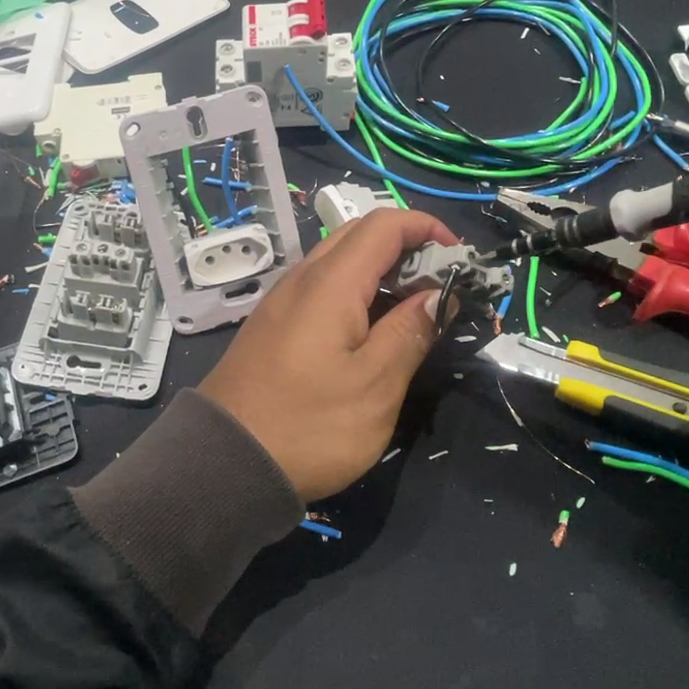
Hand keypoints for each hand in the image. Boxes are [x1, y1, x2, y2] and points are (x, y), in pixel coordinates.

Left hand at [200, 209, 458, 500]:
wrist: (226, 462)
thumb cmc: (309, 425)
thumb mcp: (375, 386)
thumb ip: (410, 332)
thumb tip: (440, 294)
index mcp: (330, 282)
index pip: (384, 225)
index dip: (427, 228)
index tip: (461, 259)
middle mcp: (302, 279)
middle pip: (359, 235)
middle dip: (407, 246)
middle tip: (442, 285)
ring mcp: (283, 302)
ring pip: (338, 262)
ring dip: (381, 271)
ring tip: (415, 310)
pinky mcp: (274, 326)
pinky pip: (321, 288)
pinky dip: (356, 292)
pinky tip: (372, 329)